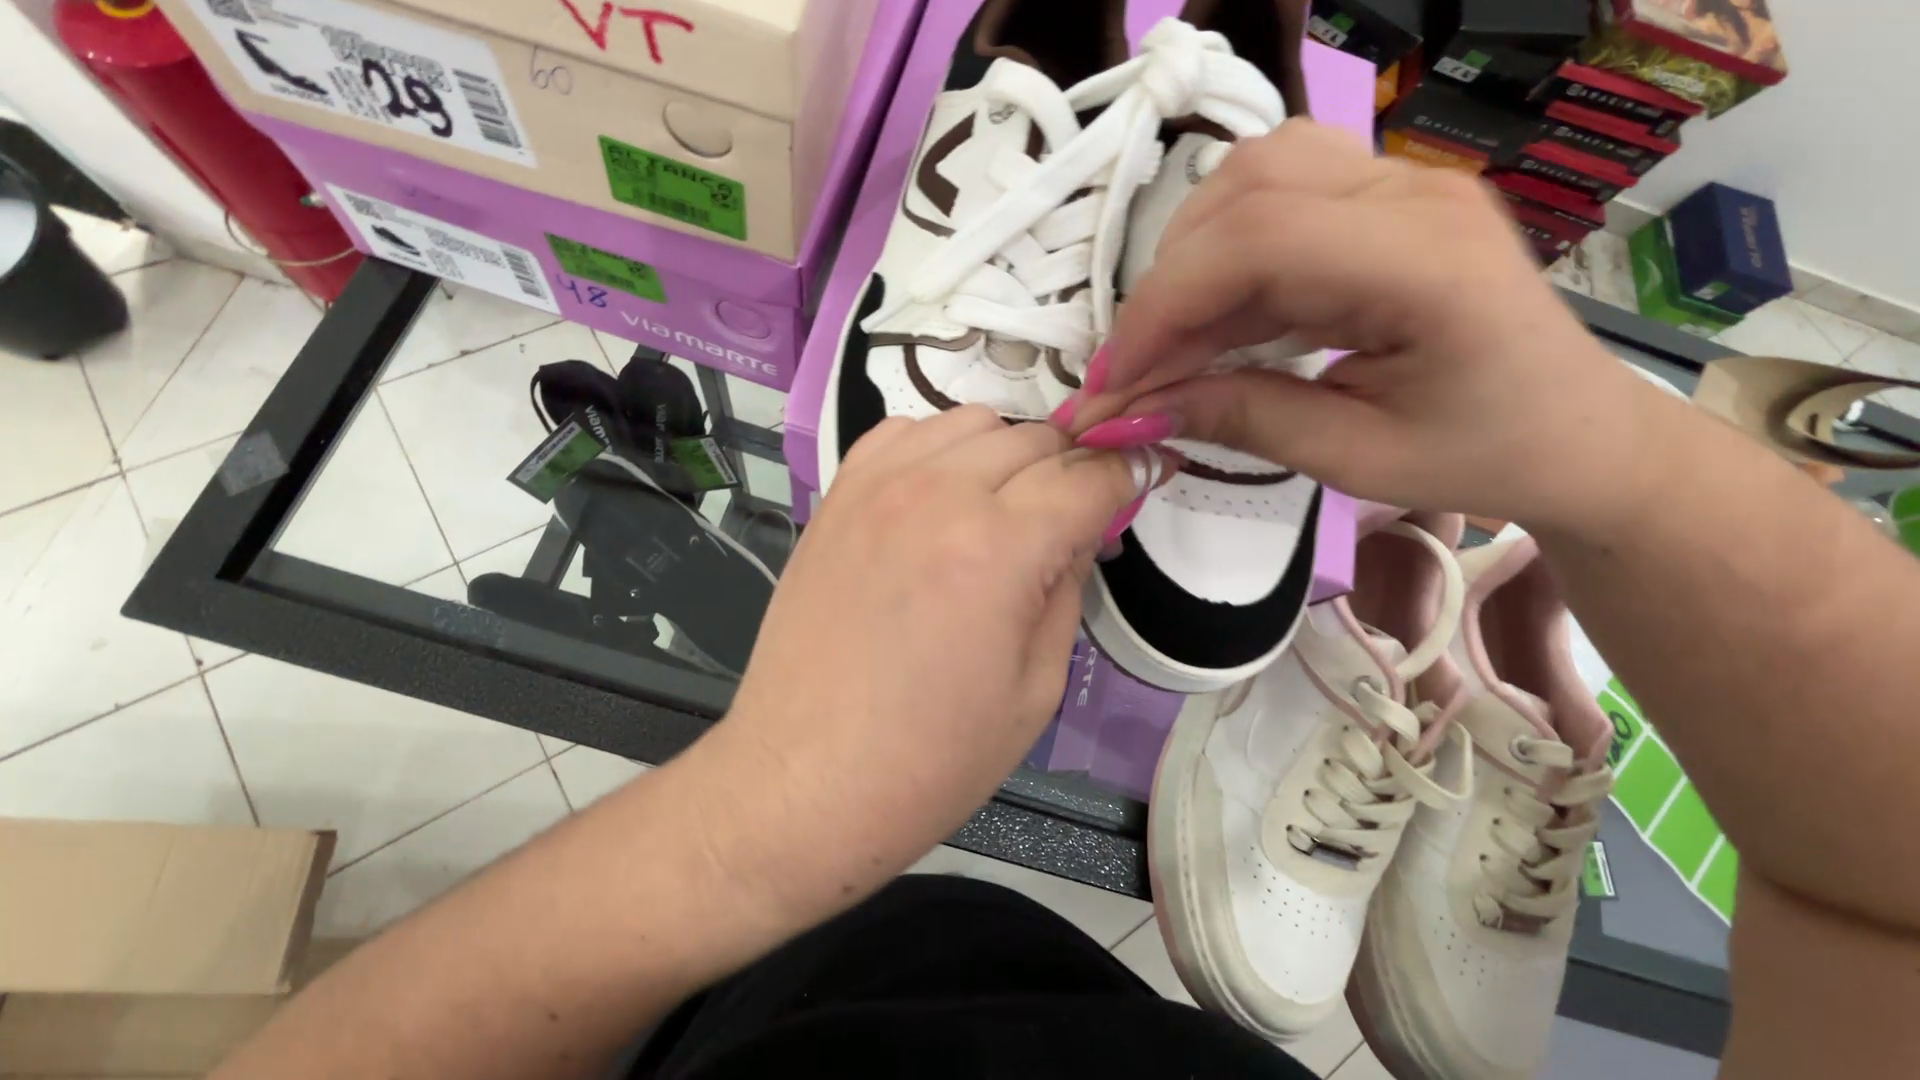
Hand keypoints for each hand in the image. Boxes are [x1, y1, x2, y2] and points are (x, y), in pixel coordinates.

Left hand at [685, 407, 1171, 927]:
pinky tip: (941, 494)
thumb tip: (1080, 530)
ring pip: (973, 421)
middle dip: (1073, 471)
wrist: (804, 778)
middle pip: (1038, 439)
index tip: (1147, 478)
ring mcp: (878, 486)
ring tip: (1006, 508)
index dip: (1131, 476)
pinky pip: (904, 431)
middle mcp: (939, 494)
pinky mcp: (837, 495)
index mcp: (999, 548)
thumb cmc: (931, 759)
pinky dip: (939, 448)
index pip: (1090, 477)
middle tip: (1074, 519)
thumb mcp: (1035, 689)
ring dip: (1008, 453)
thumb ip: (1067, 588)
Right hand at [1066, 120, 1671, 531]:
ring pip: (1253, 176)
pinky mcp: (1384, 196)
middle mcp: (1413, 194)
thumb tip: (1128, 413)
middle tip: (1138, 371)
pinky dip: (1225, 252)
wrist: (1578, 433)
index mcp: (1426, 262)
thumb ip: (1239, 419)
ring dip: (1191, 257)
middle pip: (1246, 191)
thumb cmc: (1483, 457)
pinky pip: (1277, 194)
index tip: (1115, 382)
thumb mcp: (1353, 459)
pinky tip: (1220, 314)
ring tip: (1176, 343)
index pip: (1256, 241)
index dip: (1164, 306)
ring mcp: (1402, 182)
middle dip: (1167, 285)